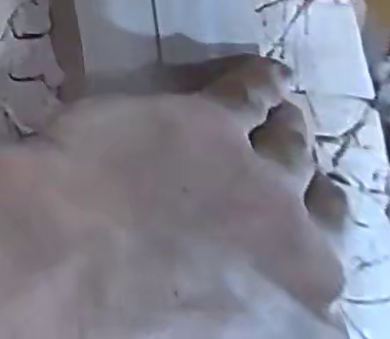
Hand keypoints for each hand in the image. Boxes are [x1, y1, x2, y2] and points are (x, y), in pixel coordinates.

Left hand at [18, 56, 348, 337]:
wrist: (67, 253)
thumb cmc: (107, 322)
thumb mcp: (185, 330)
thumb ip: (219, 315)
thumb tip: (213, 292)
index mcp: (291, 325)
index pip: (322, 299)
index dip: (306, 266)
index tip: (300, 248)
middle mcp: (299, 254)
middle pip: (320, 217)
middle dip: (310, 195)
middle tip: (300, 175)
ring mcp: (260, 180)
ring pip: (290, 151)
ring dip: (291, 134)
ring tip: (289, 119)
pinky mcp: (214, 122)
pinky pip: (253, 93)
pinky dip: (265, 82)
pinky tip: (272, 75)